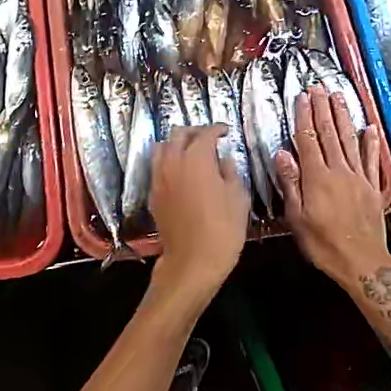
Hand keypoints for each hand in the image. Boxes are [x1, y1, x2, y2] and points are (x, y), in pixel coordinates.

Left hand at [148, 125, 250, 305]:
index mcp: (196, 158)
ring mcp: (159, 177)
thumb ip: (230, 172)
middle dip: (195, 132)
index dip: (217, 129)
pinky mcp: (152, 193)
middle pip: (178, 134)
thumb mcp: (238, 198)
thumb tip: (223, 160)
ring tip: (192, 152)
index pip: (205, 133)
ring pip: (163, 148)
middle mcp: (173, 162)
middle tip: (209, 138)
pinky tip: (180, 172)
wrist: (192, 261)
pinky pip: (157, 167)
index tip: (225, 131)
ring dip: (177, 144)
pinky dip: (168, 162)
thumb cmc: (222, 229)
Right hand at [275, 87, 390, 293]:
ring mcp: (359, 178)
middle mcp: (339, 172)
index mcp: (317, 178)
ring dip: (344, 117)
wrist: (364, 264)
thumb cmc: (323, 243)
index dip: (304, 117)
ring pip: (350, 141)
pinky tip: (370, 128)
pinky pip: (372, 160)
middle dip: (323, 109)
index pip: (308, 140)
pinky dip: (371, 143)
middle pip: (330, 134)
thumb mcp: (297, 218)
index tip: (302, 97)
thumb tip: (282, 154)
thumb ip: (291, 184)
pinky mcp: (373, 188)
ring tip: (339, 97)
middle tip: (319, 88)